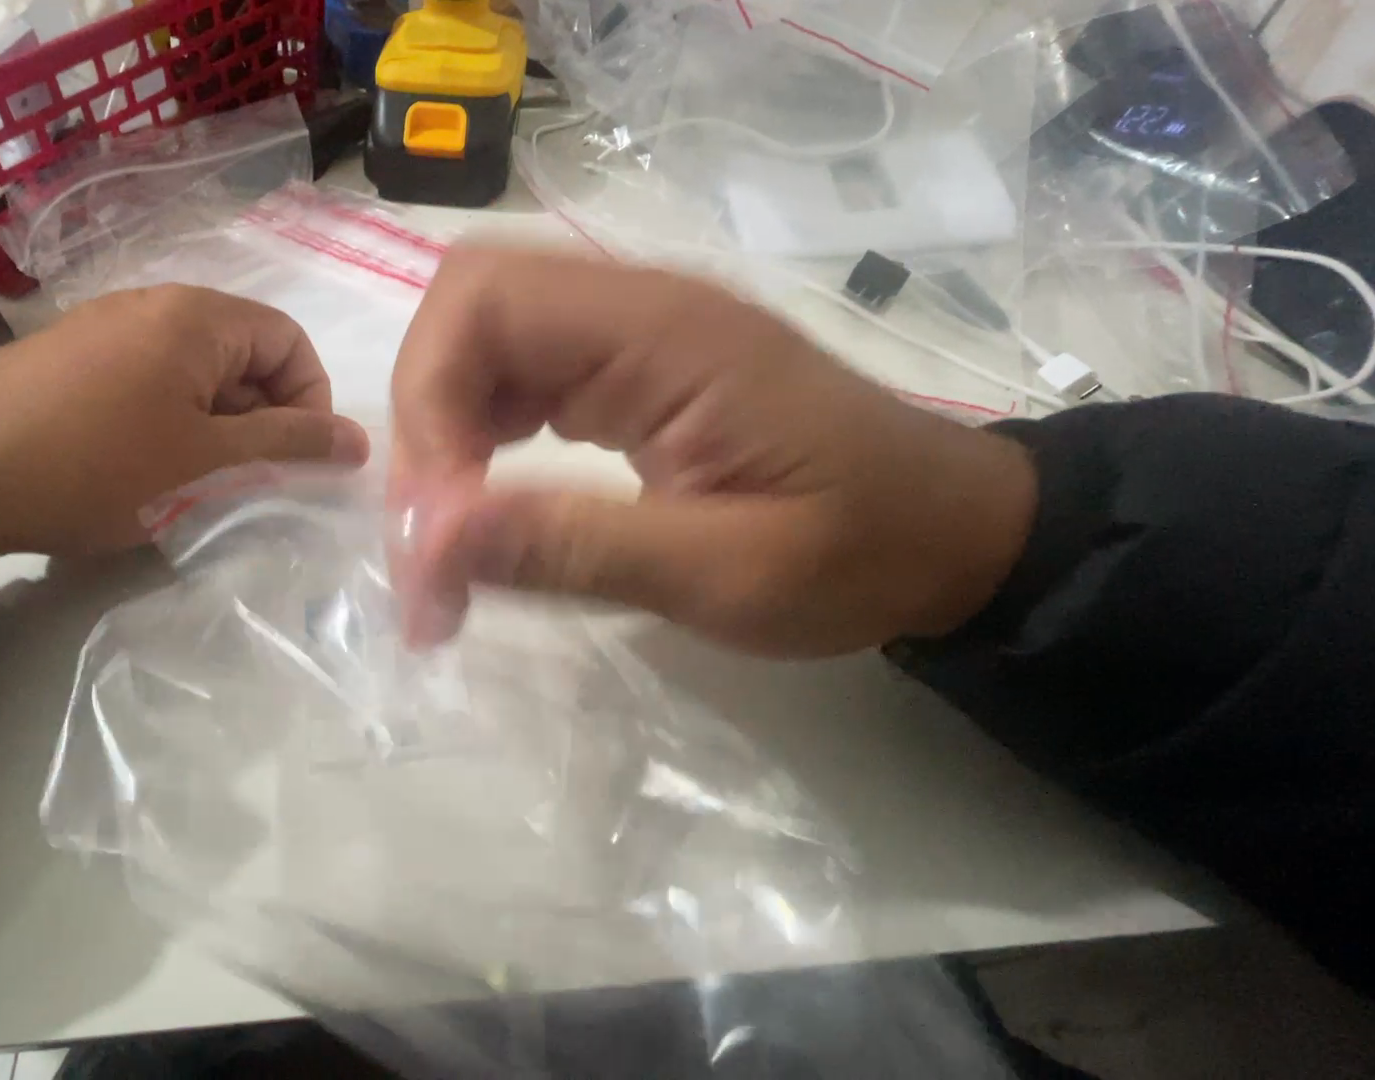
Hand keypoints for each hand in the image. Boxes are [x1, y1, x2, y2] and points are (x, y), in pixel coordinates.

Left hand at [0, 285, 368, 561]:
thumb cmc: (95, 465)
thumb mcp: (206, 460)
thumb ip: (289, 444)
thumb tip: (359, 441)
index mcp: (198, 317)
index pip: (291, 343)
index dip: (310, 403)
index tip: (294, 461)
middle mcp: (158, 305)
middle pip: (247, 357)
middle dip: (263, 421)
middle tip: (247, 482)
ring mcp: (112, 329)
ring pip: (201, 377)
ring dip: (218, 430)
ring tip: (195, 483)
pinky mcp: (80, 359)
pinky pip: (156, 385)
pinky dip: (174, 426)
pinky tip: (148, 470)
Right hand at [389, 245, 1037, 655]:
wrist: (948, 536)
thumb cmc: (856, 553)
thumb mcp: (722, 572)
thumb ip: (574, 548)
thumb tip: (432, 540)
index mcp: (662, 331)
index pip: (485, 301)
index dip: (430, 403)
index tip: (440, 528)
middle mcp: (635, 309)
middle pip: (469, 309)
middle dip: (426, 421)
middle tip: (431, 537)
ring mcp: (631, 338)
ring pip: (483, 344)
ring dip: (444, 437)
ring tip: (449, 541)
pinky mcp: (630, 374)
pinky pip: (520, 379)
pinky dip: (480, 441)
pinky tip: (488, 507)